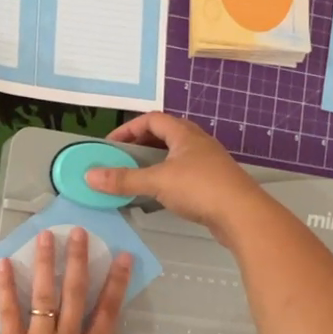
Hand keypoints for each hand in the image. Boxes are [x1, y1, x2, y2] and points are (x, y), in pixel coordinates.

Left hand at [0, 227, 146, 333]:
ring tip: (44, 236)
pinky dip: (6, 288)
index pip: (108, 312)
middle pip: (76, 294)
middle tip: (79, 231)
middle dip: (78, 260)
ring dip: (45, 263)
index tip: (122, 256)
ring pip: (45, 296)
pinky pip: (10, 314)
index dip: (116, 282)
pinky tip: (4, 264)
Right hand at [84, 112, 268, 234]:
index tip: (111, 144)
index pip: (152, 119)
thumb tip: (90, 176)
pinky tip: (161, 193)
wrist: (242, 214)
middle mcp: (198, 143)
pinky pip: (185, 173)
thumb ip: (124, 179)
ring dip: (156, 161)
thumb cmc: (200, 188)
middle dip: (142, 143)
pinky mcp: (214, 183)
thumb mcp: (157, 182)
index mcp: (184, 134)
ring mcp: (209, 162)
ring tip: (138, 175)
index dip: (129, 128)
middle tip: (122, 158)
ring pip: (176, 154)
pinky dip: (168, 177)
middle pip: (166, 134)